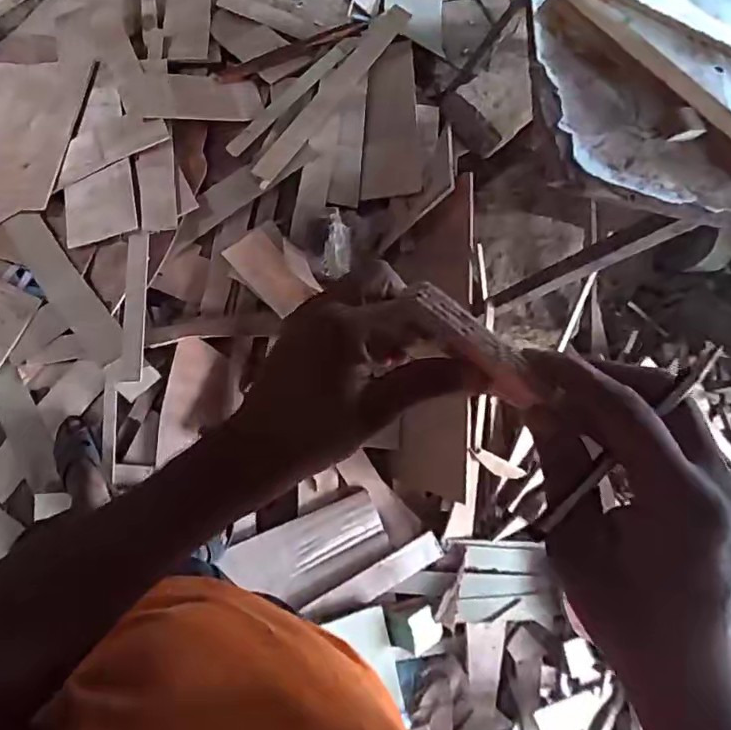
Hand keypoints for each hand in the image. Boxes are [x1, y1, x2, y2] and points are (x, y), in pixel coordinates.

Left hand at [221, 262, 477, 484]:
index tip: (457, 343)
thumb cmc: (314, 435)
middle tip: (419, 344)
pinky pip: (342, 305)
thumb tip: (476, 374)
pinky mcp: (301, 325)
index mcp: (346, 324)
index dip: (439, 321)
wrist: (254, 450)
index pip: (407, 305)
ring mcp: (309, 313)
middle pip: (379, 279)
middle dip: (406, 305)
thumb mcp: (375, 410)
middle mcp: (326, 306)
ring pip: (360, 290)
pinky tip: (369, 359)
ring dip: (385, 312)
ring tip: (396, 357)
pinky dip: (363, 319)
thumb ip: (426, 383)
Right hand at [522, 352, 730, 729]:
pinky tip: (604, 439)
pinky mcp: (727, 496)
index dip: (578, 376)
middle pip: (665, 393)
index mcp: (682, 499)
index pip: (628, 409)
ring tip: (572, 404)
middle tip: (557, 377)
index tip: (536, 360)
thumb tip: (539, 407)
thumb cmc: (631, 628)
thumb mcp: (579, 549)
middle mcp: (719, 481)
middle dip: (607, 374)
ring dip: (624, 396)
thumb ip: (562, 469)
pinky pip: (682, 436)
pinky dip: (641, 423)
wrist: (699, 688)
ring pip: (676, 409)